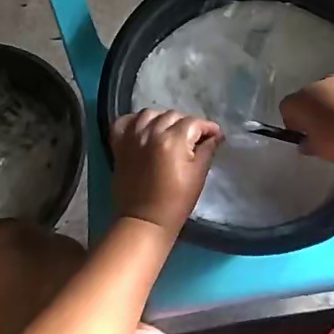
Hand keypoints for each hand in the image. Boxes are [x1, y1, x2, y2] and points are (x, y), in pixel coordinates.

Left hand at [110, 110, 221, 231]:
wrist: (145, 220)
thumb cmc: (176, 201)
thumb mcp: (198, 175)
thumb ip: (207, 150)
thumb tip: (215, 136)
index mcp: (173, 139)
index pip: (194, 122)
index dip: (208, 128)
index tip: (215, 136)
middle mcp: (151, 132)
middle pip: (173, 115)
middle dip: (186, 124)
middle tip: (193, 138)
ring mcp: (132, 137)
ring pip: (149, 114)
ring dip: (162, 119)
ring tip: (168, 132)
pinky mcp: (118, 145)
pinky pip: (125, 122)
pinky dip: (135, 121)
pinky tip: (143, 129)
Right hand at [279, 73, 333, 167]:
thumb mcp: (318, 150)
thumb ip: (307, 143)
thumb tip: (306, 142)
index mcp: (300, 101)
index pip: (286, 108)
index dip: (293, 122)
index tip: (303, 135)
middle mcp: (317, 85)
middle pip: (308, 96)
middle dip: (313, 110)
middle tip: (324, 130)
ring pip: (329, 89)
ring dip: (332, 102)